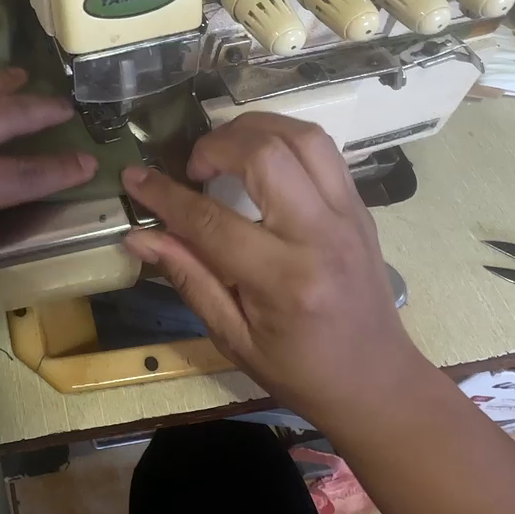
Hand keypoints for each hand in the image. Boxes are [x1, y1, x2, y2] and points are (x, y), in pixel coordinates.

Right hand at [121, 113, 427, 427]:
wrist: (379, 384)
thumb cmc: (300, 370)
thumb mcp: (233, 337)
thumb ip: (187, 276)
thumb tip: (138, 235)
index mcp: (285, 281)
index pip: (212, 220)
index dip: (165, 194)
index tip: (134, 178)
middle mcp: (321, 237)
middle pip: (266, 154)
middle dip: (216, 145)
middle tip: (193, 168)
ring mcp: (348, 216)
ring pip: (302, 137)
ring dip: (253, 129)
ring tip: (225, 149)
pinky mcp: (359, 206)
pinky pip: (323, 149)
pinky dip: (283, 138)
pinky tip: (259, 155)